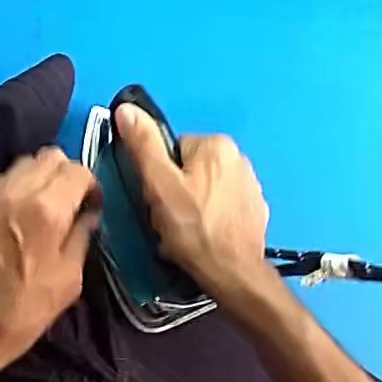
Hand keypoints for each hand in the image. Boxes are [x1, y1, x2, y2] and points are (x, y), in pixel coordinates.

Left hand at [0, 147, 100, 381]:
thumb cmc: (26, 309)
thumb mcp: (70, 278)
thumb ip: (82, 236)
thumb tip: (88, 214)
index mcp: (45, 210)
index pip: (76, 171)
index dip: (91, 185)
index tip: (92, 205)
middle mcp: (15, 193)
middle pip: (49, 157)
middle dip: (67, 174)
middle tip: (72, 201)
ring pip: (24, 163)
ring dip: (42, 177)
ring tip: (48, 205)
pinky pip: (4, 181)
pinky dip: (20, 187)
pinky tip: (24, 214)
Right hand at [114, 103, 271, 303]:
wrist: (233, 273)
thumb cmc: (193, 229)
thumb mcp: (160, 186)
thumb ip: (143, 146)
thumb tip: (126, 109)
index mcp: (216, 145)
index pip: (172, 151)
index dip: (159, 176)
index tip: (158, 200)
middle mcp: (239, 157)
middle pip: (188, 169)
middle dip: (175, 192)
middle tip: (170, 219)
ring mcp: (251, 184)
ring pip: (205, 188)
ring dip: (192, 206)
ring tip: (186, 231)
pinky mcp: (256, 209)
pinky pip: (222, 205)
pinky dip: (211, 217)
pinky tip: (204, 236)